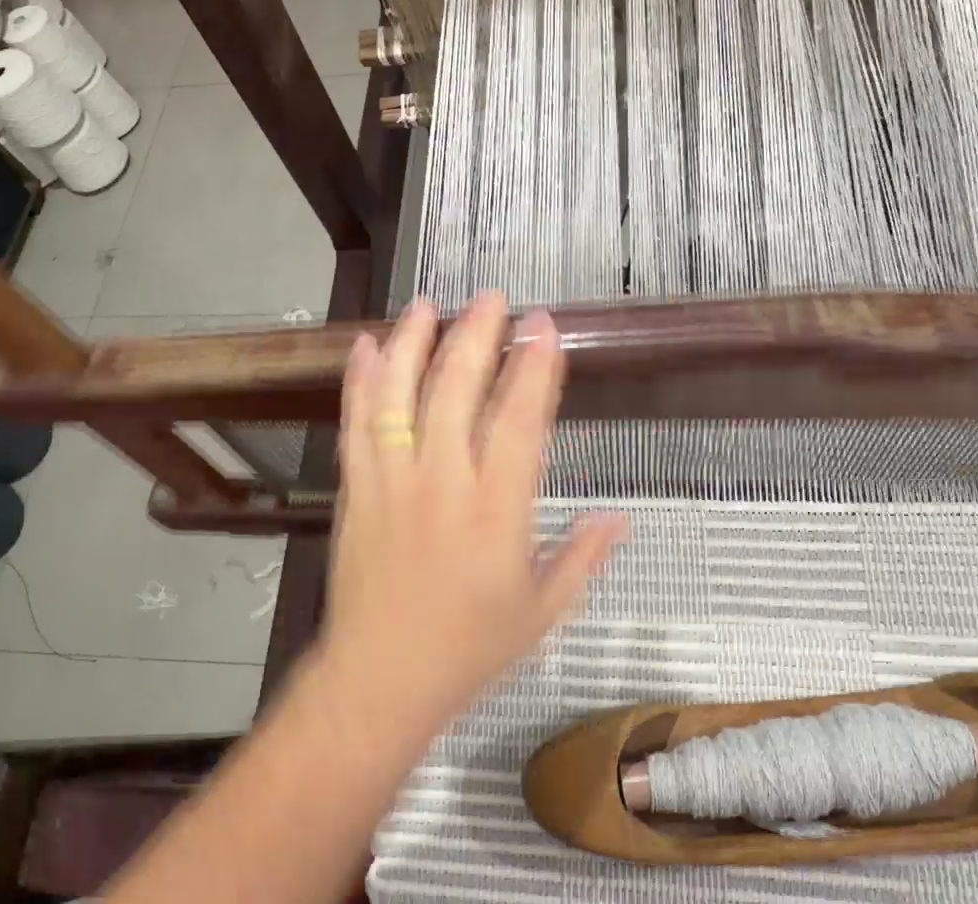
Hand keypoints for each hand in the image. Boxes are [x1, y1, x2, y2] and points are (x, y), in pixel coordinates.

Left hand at [313, 291, 625, 729]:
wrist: (381, 679)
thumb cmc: (469, 649)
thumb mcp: (543, 610)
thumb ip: (583, 557)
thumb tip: (621, 518)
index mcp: (497, 513)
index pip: (518, 421)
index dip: (533, 368)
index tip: (543, 327)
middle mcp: (443, 486)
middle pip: (456, 391)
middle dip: (476, 336)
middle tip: (491, 298)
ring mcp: (393, 484)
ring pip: (398, 397)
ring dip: (411, 344)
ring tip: (426, 305)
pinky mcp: (358, 492)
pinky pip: (356, 426)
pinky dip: (360, 382)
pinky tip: (364, 347)